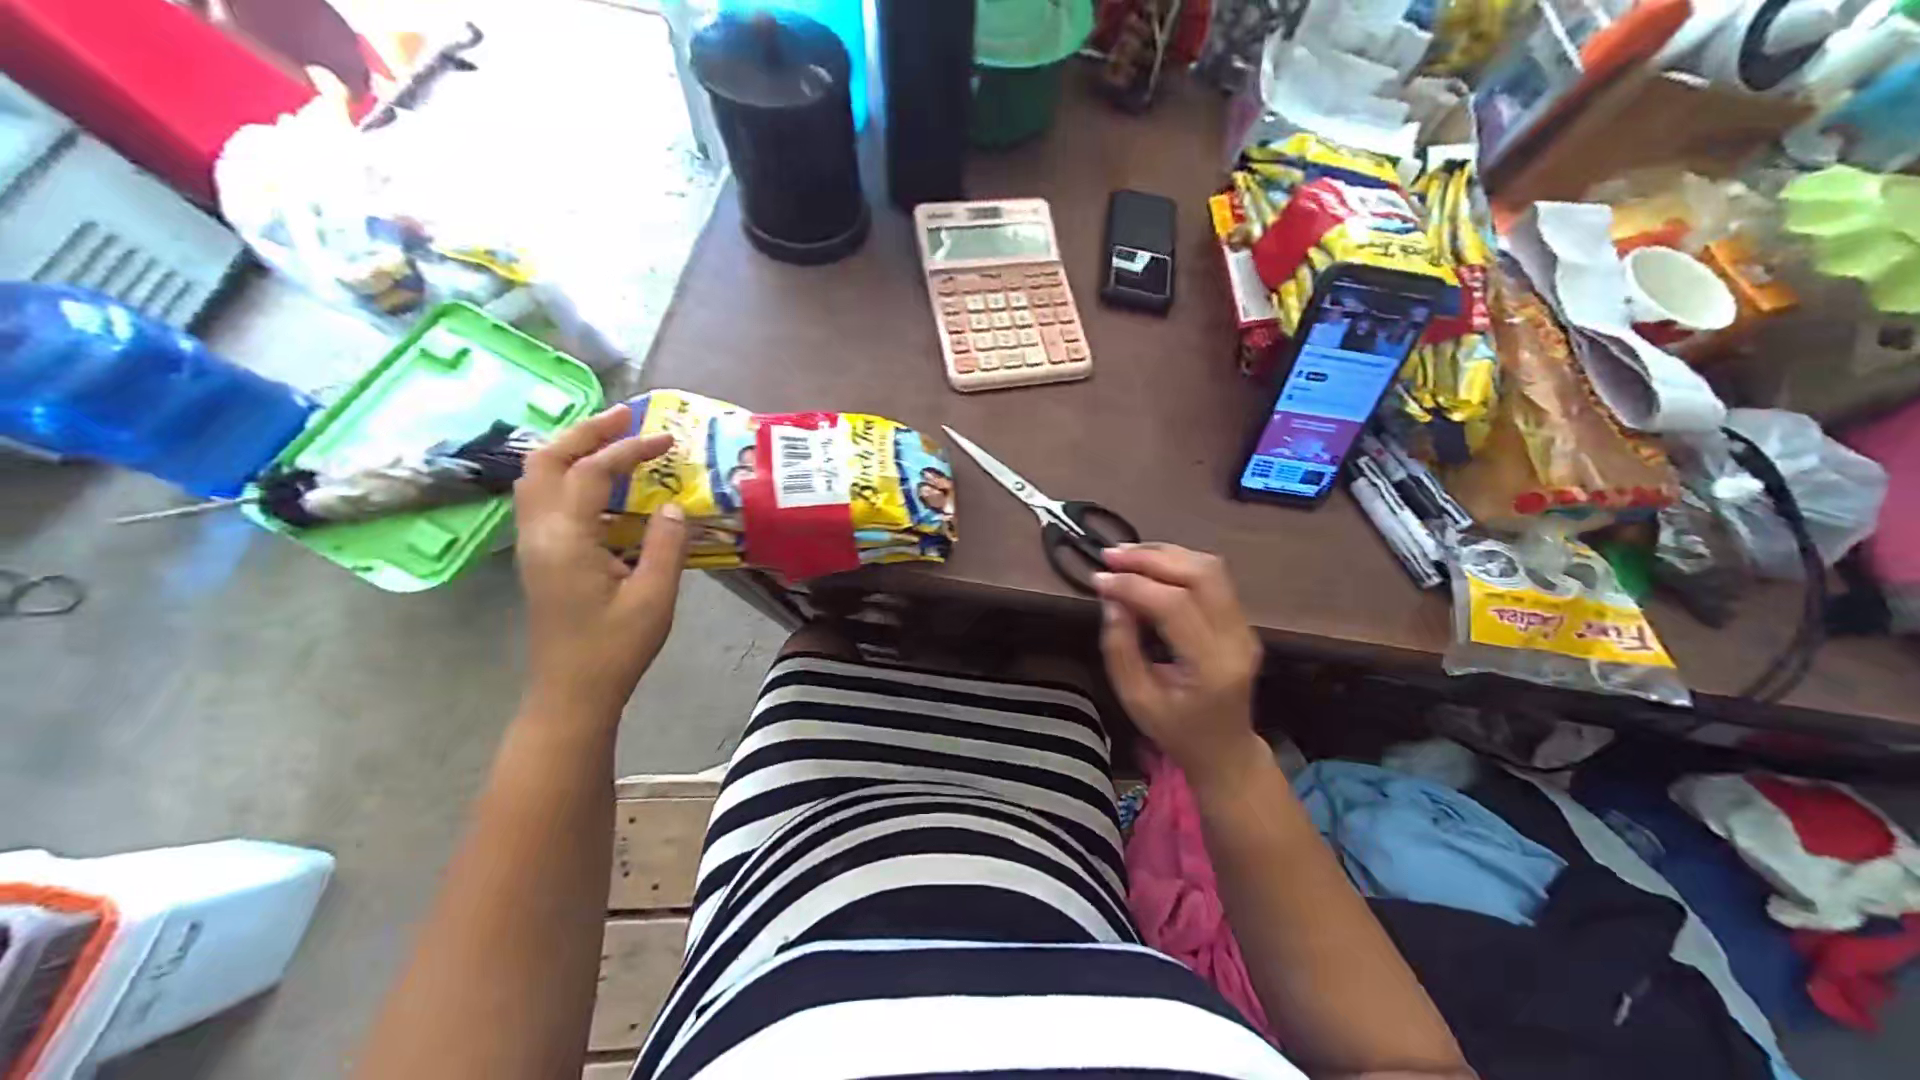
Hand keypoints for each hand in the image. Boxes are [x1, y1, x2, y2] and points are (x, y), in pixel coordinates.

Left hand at [514, 404, 689, 716]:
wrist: (572, 692)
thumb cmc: (614, 648)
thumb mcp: (654, 597)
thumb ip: (666, 545)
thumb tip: (674, 505)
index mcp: (566, 539)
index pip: (592, 472)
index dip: (629, 450)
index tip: (665, 440)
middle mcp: (539, 533)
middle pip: (545, 460)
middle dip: (584, 431)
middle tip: (625, 417)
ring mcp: (533, 545)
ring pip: (535, 477)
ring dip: (570, 449)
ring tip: (609, 438)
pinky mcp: (539, 557)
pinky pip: (542, 498)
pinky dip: (567, 474)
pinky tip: (599, 482)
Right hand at [1094, 544, 1263, 785]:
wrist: (1225, 750)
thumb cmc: (1176, 731)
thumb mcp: (1136, 699)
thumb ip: (1121, 648)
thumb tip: (1111, 601)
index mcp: (1212, 666)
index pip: (1174, 606)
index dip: (1133, 586)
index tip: (1098, 580)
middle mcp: (1237, 639)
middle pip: (1202, 575)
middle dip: (1151, 558)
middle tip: (1111, 556)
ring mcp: (1245, 627)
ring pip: (1210, 568)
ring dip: (1165, 555)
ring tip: (1126, 555)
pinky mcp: (1241, 621)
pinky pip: (1212, 578)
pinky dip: (1177, 564)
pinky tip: (1148, 567)